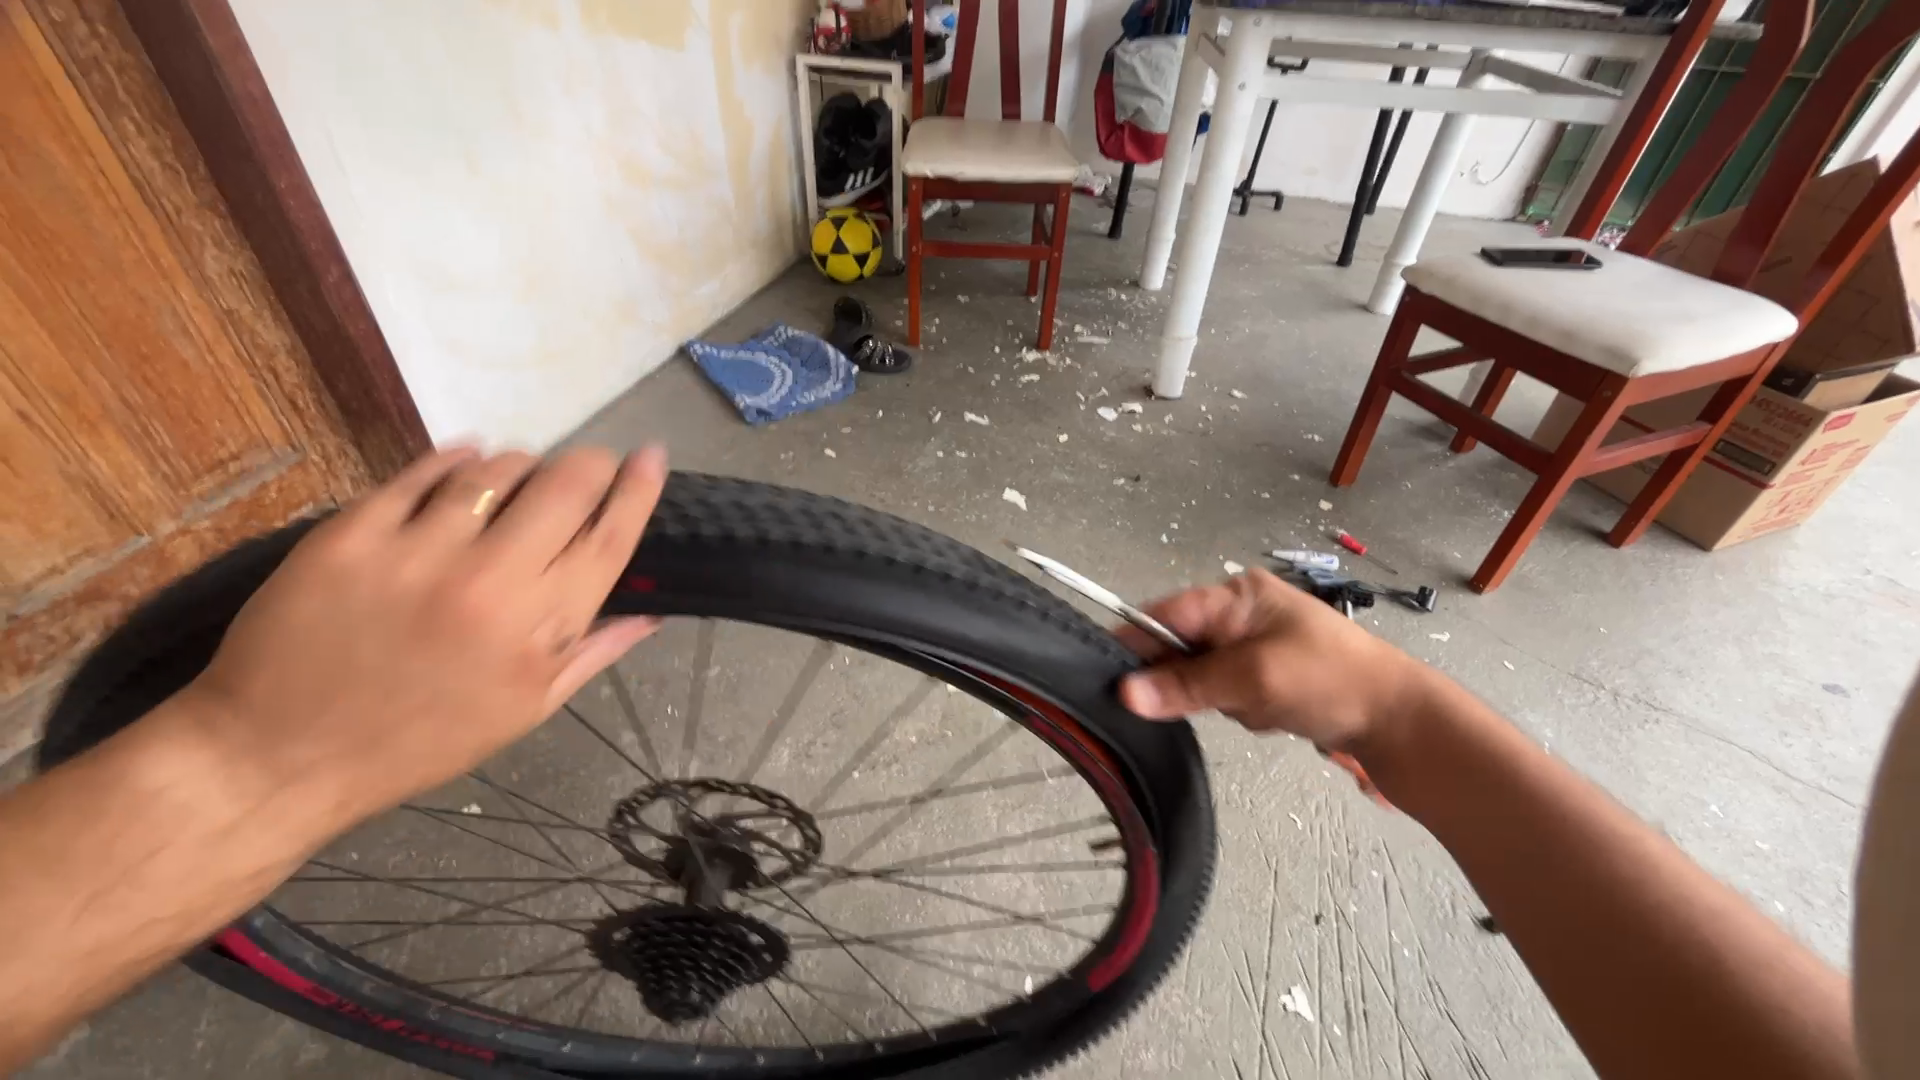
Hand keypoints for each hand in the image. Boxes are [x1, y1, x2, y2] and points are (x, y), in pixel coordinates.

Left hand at [178, 445, 668, 821]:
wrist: (283, 757)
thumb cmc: (424, 740)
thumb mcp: (527, 709)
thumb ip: (594, 652)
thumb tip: (653, 613)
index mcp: (538, 628)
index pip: (610, 538)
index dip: (639, 490)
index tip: (652, 456)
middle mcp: (489, 580)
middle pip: (566, 489)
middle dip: (592, 464)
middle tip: (592, 462)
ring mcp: (417, 552)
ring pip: (498, 470)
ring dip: (524, 464)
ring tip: (521, 474)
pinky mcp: (351, 535)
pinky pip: (420, 473)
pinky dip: (454, 460)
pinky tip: (465, 462)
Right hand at [1116, 567, 1433, 754]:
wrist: (1398, 720)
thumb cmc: (1330, 680)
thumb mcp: (1254, 679)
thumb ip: (1188, 685)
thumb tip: (1125, 693)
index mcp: (1238, 597)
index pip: (1168, 614)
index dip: (1134, 641)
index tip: (1103, 671)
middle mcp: (1240, 614)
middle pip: (1179, 645)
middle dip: (1190, 678)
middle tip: (1213, 699)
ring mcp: (1251, 645)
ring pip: (1199, 674)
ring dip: (1218, 698)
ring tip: (1256, 707)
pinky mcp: (1261, 674)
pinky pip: (1223, 691)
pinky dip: (1237, 708)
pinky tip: (1269, 715)